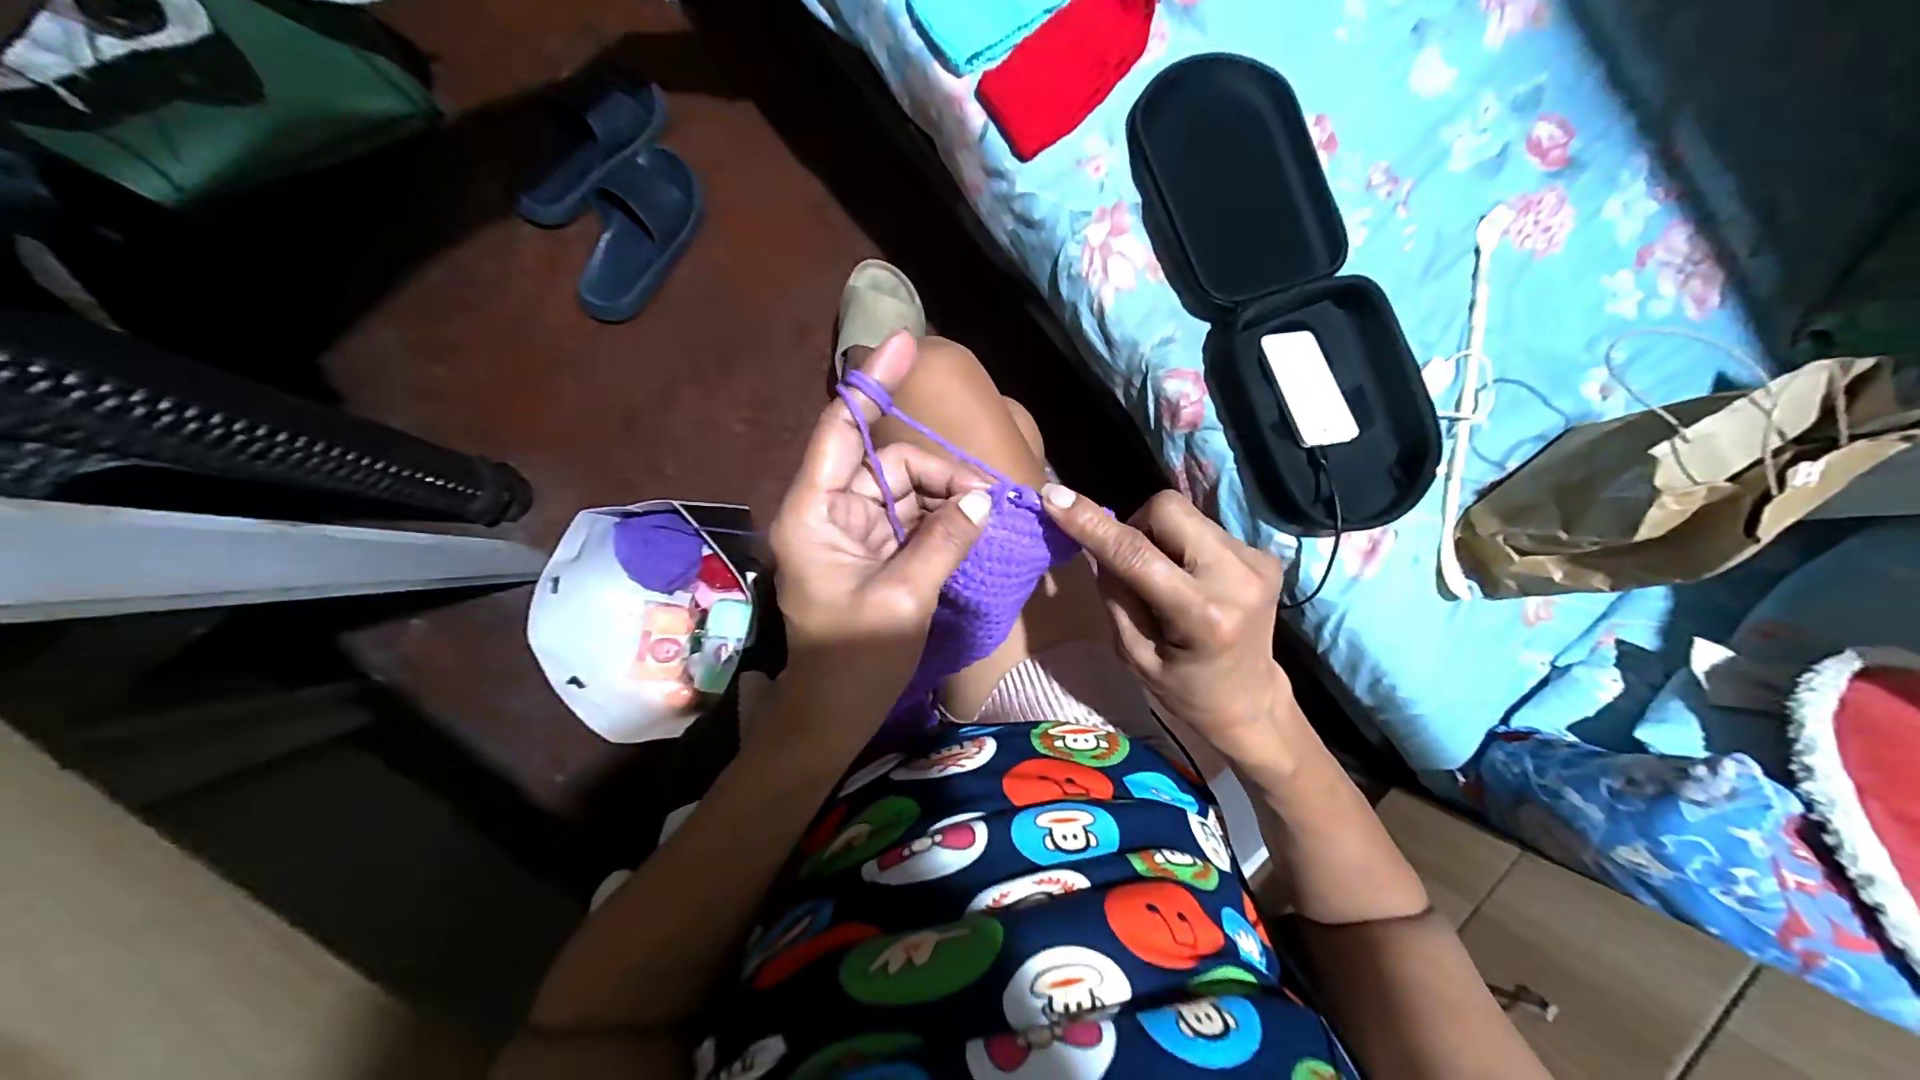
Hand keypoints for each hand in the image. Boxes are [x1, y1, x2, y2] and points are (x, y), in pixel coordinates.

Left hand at [768, 333, 993, 709]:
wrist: (835, 712)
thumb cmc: (855, 661)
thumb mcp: (903, 599)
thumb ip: (943, 540)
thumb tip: (983, 497)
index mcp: (814, 514)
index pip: (841, 431)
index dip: (873, 386)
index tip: (904, 343)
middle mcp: (829, 510)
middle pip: (887, 461)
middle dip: (939, 471)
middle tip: (987, 498)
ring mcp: (852, 528)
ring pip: (905, 486)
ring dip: (946, 494)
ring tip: (984, 515)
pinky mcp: (872, 548)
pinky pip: (911, 513)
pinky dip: (942, 515)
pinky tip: (969, 522)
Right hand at [1041, 486, 1303, 770]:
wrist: (1251, 700)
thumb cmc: (1183, 689)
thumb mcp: (1133, 654)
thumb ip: (1114, 594)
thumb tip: (1097, 540)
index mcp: (1204, 616)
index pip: (1136, 555)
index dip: (1091, 523)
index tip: (1054, 497)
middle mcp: (1238, 578)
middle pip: (1167, 509)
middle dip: (1136, 526)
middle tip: (1132, 566)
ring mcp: (1256, 561)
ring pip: (1185, 513)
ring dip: (1160, 537)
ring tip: (1166, 579)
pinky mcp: (1264, 553)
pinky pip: (1202, 527)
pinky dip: (1182, 545)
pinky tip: (1191, 579)